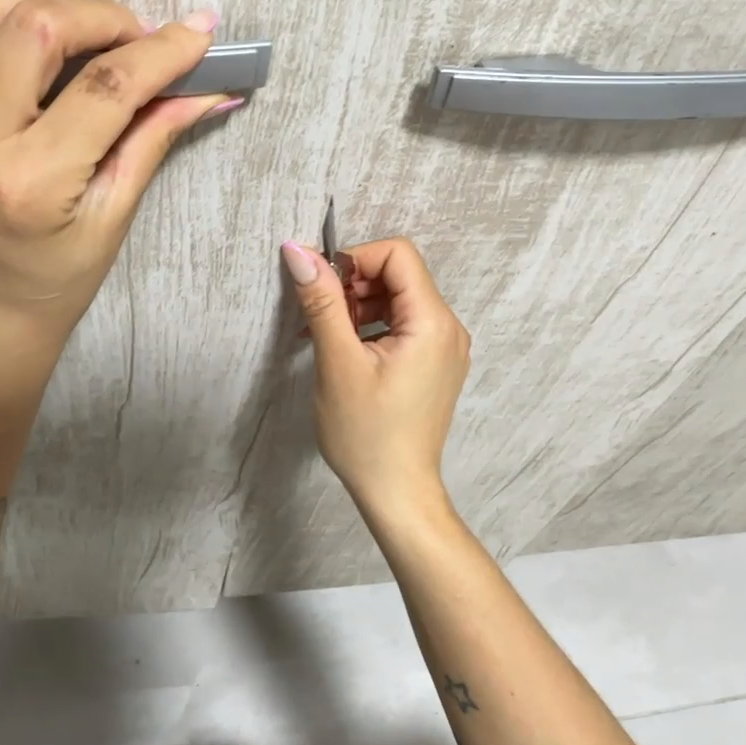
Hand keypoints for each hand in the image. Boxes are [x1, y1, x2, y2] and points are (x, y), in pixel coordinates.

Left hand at [0, 0, 240, 349]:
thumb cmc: (55, 282)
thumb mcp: (114, 217)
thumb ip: (153, 139)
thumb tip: (205, 85)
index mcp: (32, 180)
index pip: (106, 85)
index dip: (162, 50)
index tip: (197, 34)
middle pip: (32, 27)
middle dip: (98, 16)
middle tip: (130, 39)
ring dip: (18, 4)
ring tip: (59, 30)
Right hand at [282, 237, 469, 506]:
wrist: (396, 493)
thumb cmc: (366, 434)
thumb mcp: (337, 361)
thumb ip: (321, 301)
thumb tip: (298, 251)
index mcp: (432, 322)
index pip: (397, 254)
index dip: (355, 260)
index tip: (323, 289)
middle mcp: (447, 328)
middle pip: (398, 274)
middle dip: (353, 285)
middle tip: (320, 318)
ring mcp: (444, 348)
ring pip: (397, 298)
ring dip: (358, 306)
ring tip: (327, 338)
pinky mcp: (434, 364)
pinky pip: (403, 324)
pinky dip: (371, 326)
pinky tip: (344, 351)